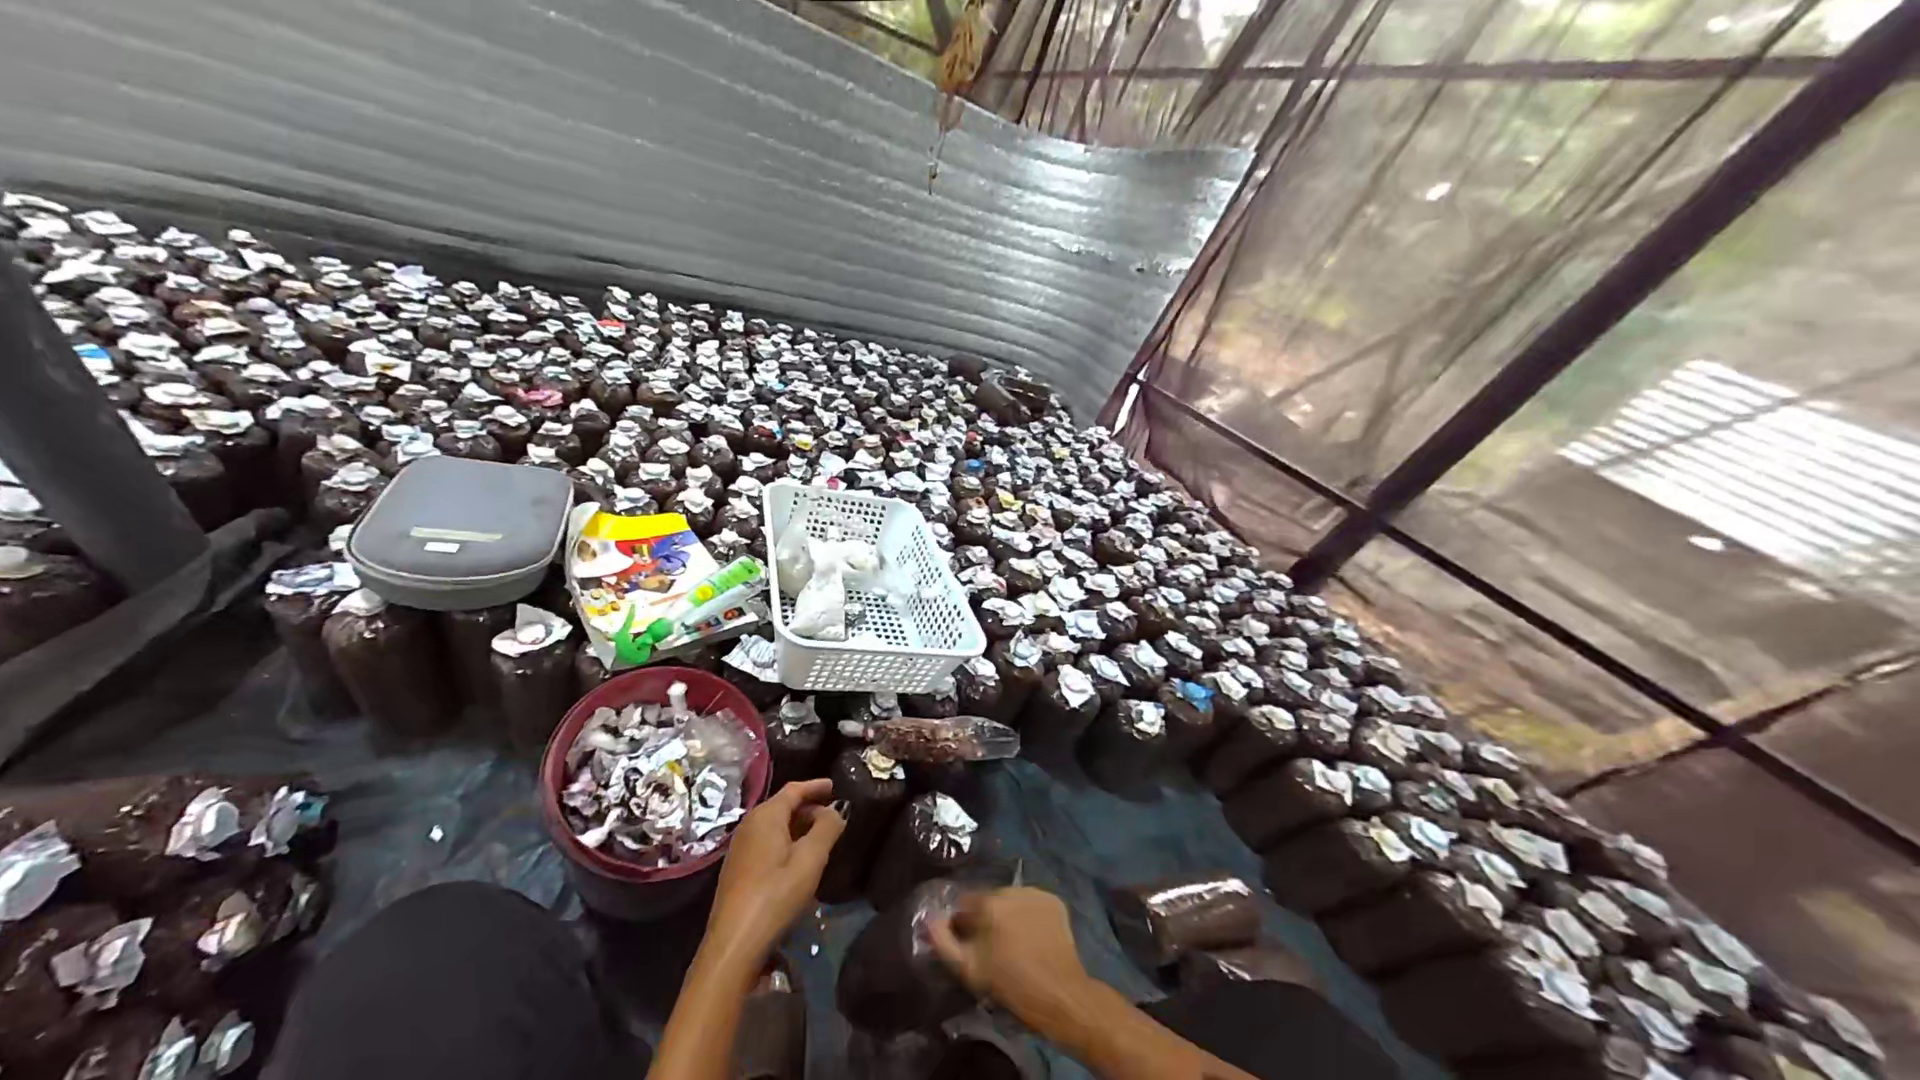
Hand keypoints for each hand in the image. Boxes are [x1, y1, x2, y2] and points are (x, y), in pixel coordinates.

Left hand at [707, 779, 844, 958]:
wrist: (734, 943)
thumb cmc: (776, 895)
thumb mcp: (810, 860)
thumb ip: (827, 829)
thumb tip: (836, 809)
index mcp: (766, 816)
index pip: (794, 789)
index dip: (816, 786)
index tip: (835, 786)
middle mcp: (749, 825)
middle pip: (783, 806)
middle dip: (809, 807)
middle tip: (833, 816)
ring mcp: (740, 847)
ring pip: (774, 825)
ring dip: (798, 825)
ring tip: (820, 836)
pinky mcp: (737, 868)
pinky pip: (766, 842)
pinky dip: (786, 840)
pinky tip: (798, 859)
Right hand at [929, 887, 1092, 1020]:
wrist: (1060, 996)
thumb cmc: (1012, 986)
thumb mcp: (969, 970)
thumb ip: (943, 942)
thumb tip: (931, 920)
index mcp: (989, 903)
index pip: (965, 902)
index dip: (964, 922)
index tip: (969, 942)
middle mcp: (1012, 890)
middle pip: (989, 899)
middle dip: (986, 917)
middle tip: (992, 945)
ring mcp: (1036, 893)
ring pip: (1012, 900)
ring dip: (1008, 914)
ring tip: (1014, 941)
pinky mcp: (1055, 901)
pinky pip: (1032, 903)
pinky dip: (1029, 914)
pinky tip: (1032, 935)